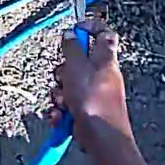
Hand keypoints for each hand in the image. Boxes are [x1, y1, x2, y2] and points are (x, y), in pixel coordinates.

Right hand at [52, 19, 134, 158]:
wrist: (101, 137)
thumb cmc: (93, 101)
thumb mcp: (77, 66)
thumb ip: (72, 48)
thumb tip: (69, 34)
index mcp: (105, 59)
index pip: (104, 34)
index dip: (90, 27)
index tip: (75, 29)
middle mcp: (101, 74)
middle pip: (78, 61)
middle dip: (63, 70)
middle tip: (63, 76)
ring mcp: (94, 93)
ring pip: (69, 84)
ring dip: (59, 92)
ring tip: (62, 101)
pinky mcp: (86, 110)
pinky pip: (67, 103)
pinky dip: (61, 109)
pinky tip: (60, 116)